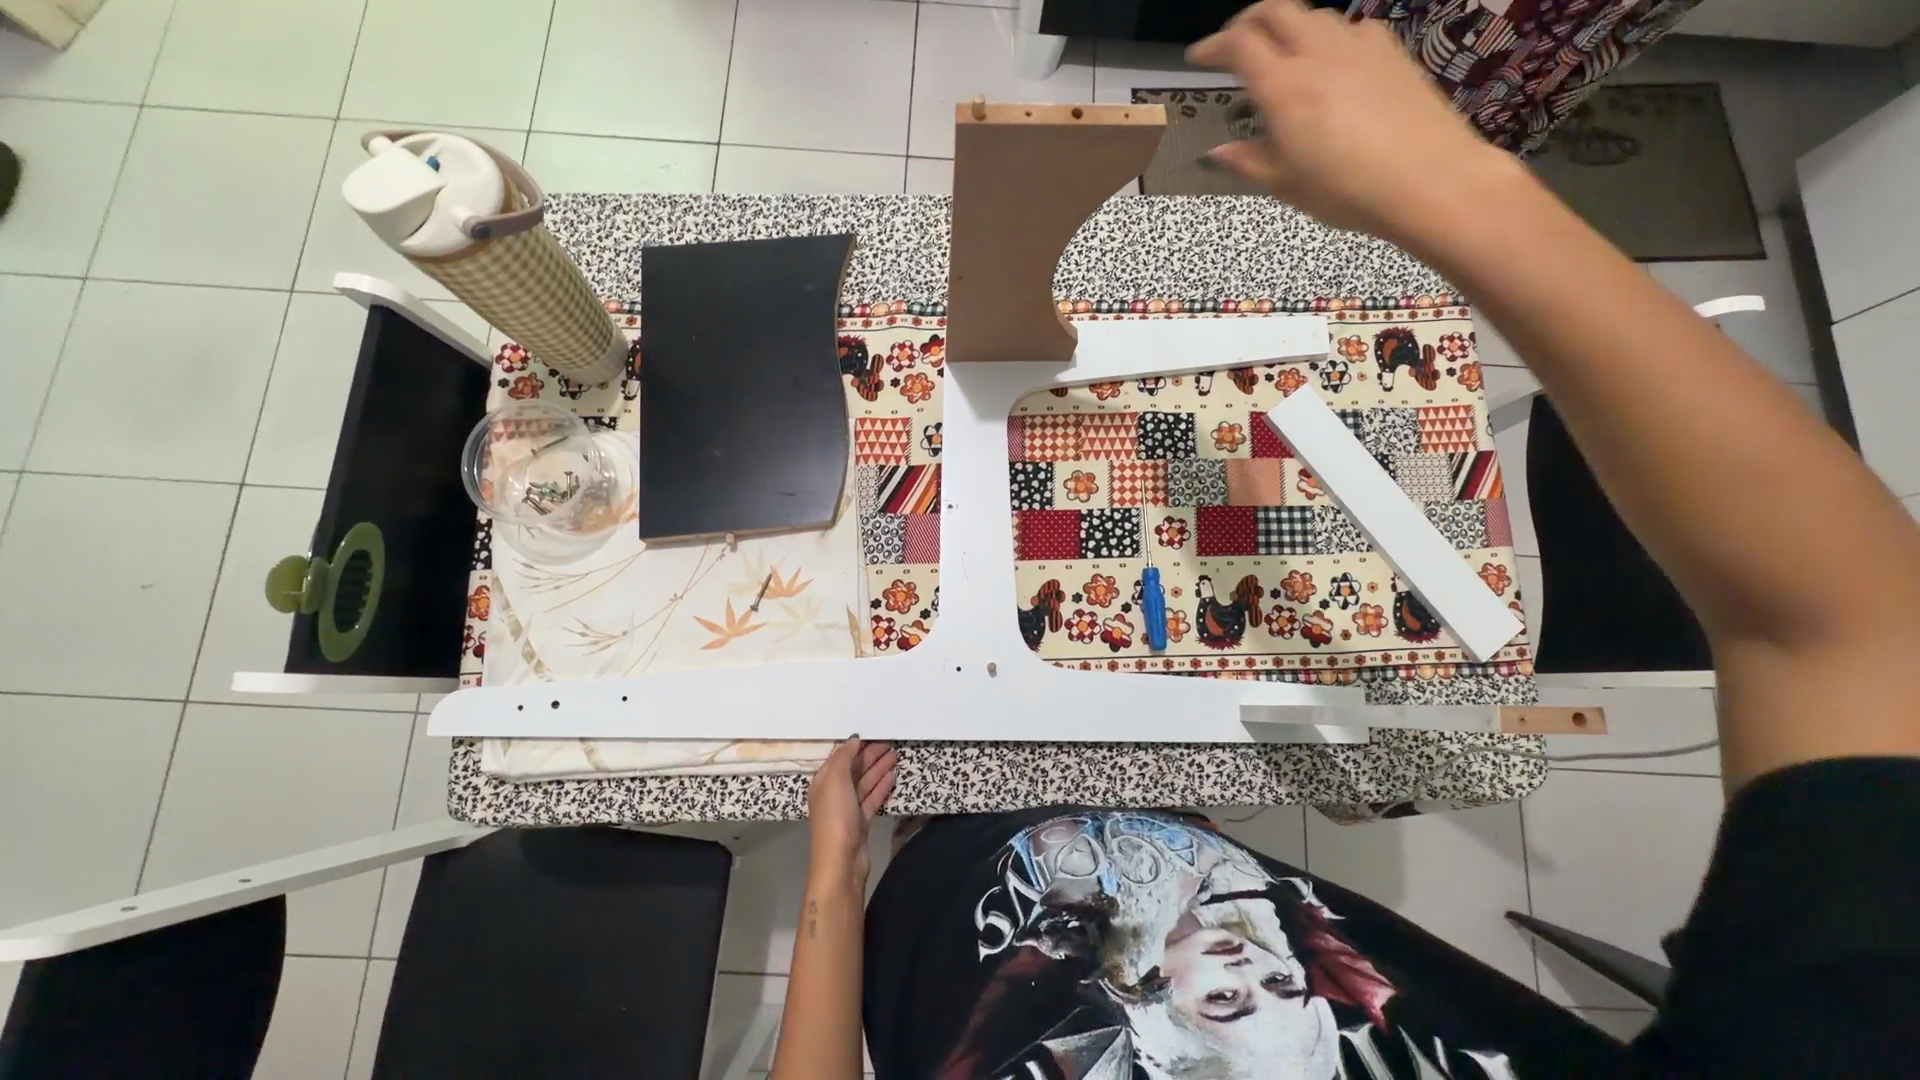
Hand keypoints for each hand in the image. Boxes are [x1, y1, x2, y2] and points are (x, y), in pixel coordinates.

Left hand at [805, 738, 896, 886]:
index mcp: (823, 782)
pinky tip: (893, 776)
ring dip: (878, 768)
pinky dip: (882, 786)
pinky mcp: (861, 821)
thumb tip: (854, 739)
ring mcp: (848, 808)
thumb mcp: (835, 781)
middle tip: (890, 742)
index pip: (840, 757)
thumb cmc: (835, 817)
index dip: (855, 745)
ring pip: (864, 782)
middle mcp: (834, 793)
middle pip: (853, 769)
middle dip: (870, 755)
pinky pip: (872, 798)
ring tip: (895, 755)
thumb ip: (843, 757)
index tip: (873, 733)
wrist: (841, 860)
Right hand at [1187, 1, 1517, 243]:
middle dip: (1247, 21)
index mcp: (1283, 87)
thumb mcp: (1285, 185)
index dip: (1212, 45)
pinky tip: (1331, 60)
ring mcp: (1358, 47)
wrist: (1428, 180)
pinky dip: (1328, 35)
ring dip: (1288, 25)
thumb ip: (1247, 162)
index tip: (1197, 57)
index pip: (1239, 45)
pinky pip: (1350, 29)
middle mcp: (1317, 54)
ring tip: (1280, 51)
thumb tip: (1216, 153)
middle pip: (1275, 11)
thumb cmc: (1346, 191)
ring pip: (1313, 15)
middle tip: (1233, 42)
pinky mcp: (1390, 52)